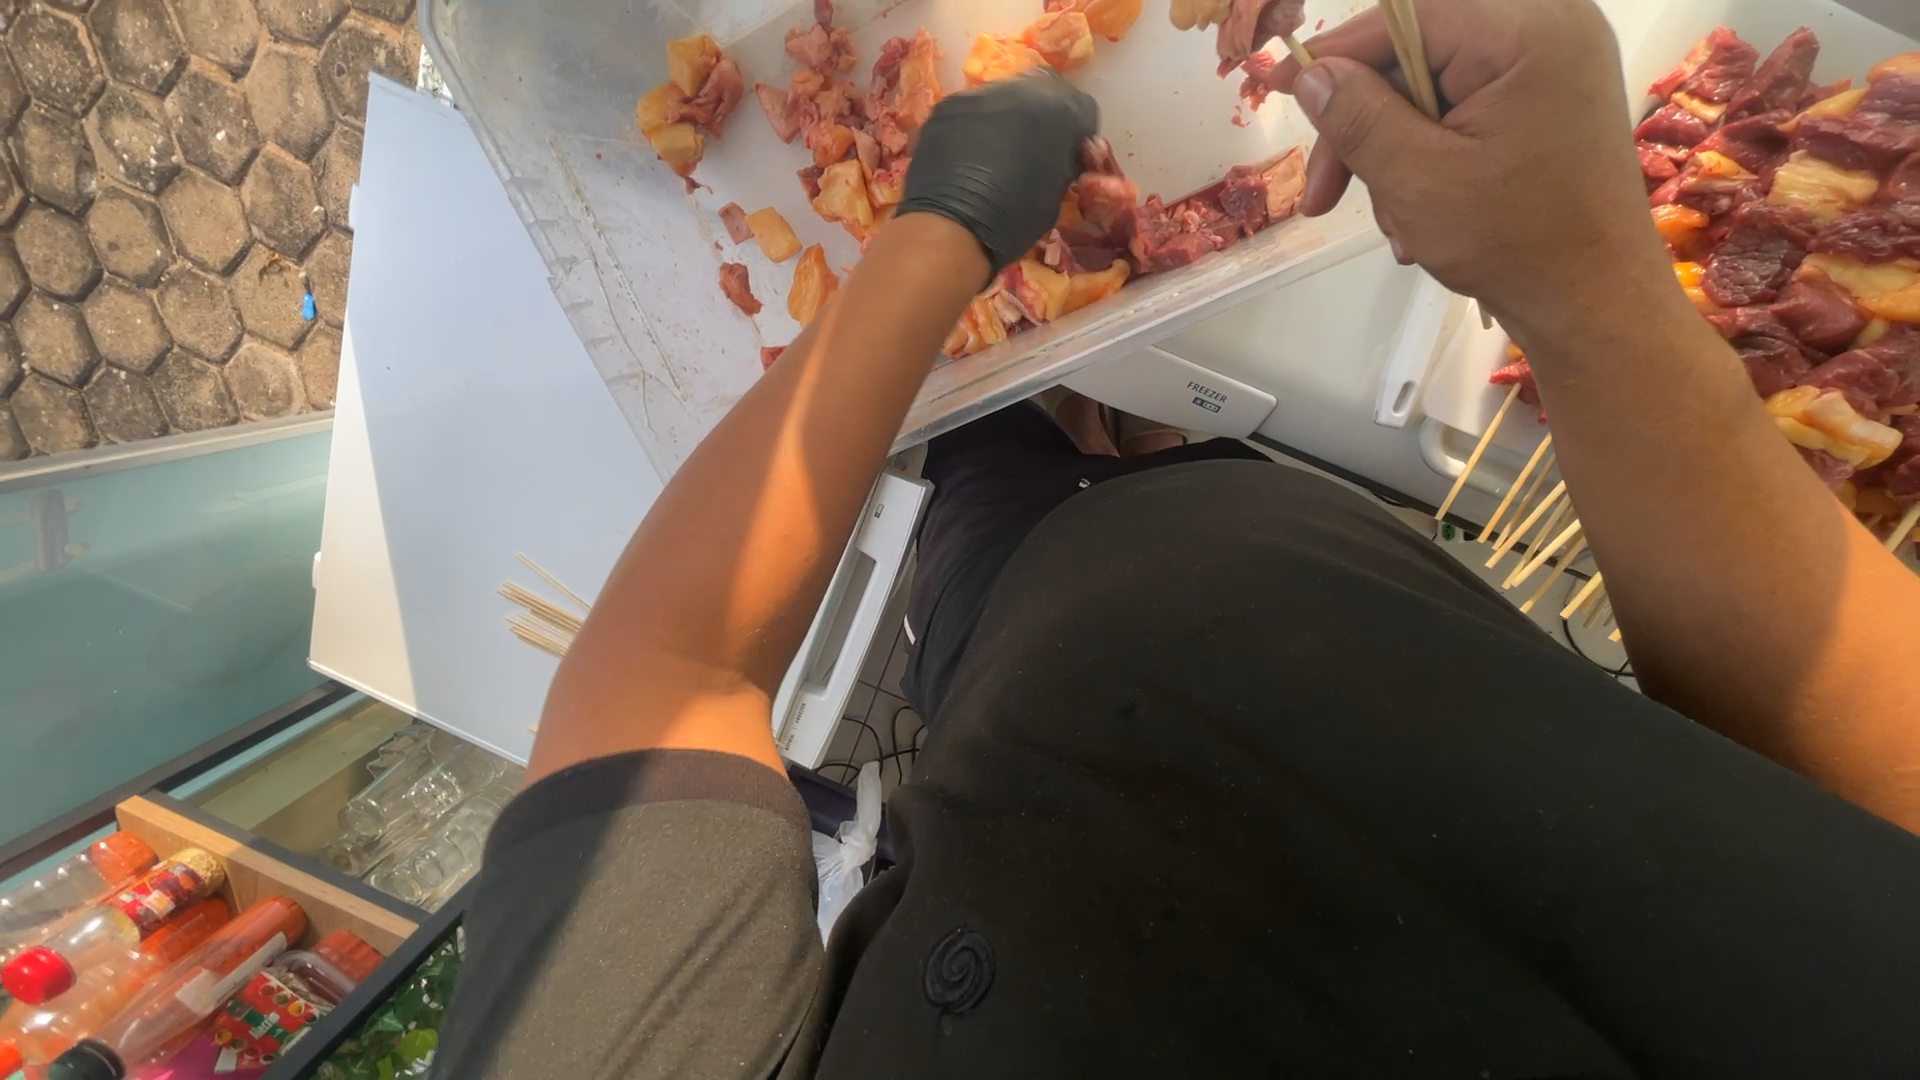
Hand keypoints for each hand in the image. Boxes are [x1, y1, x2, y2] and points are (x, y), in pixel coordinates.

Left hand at [899, 71, 1098, 278]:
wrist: (954, 228)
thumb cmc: (1014, 222)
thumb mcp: (1055, 196)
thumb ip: (1063, 164)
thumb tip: (1058, 157)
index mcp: (1062, 111)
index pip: (1082, 109)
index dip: (1076, 133)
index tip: (1068, 153)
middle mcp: (1025, 88)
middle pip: (1043, 89)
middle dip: (1042, 114)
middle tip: (1032, 146)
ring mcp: (982, 92)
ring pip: (1003, 96)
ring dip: (1006, 118)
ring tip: (995, 152)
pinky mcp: (949, 104)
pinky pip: (970, 110)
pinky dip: (973, 128)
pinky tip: (967, 154)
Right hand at [1265, 0, 1673, 335]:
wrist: (1586, 294)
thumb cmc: (1508, 237)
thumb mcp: (1415, 178)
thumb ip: (1359, 118)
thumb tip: (1311, 75)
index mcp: (1525, 31)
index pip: (1407, 17)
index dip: (1336, 53)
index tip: (1276, 86)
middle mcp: (1544, 31)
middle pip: (1414, 60)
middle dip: (1359, 130)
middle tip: (1319, 199)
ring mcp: (1544, 72)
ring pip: (1426, 97)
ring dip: (1387, 161)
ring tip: (1391, 224)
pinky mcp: (1538, 107)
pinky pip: (1455, 119)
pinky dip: (1421, 165)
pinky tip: (1415, 217)